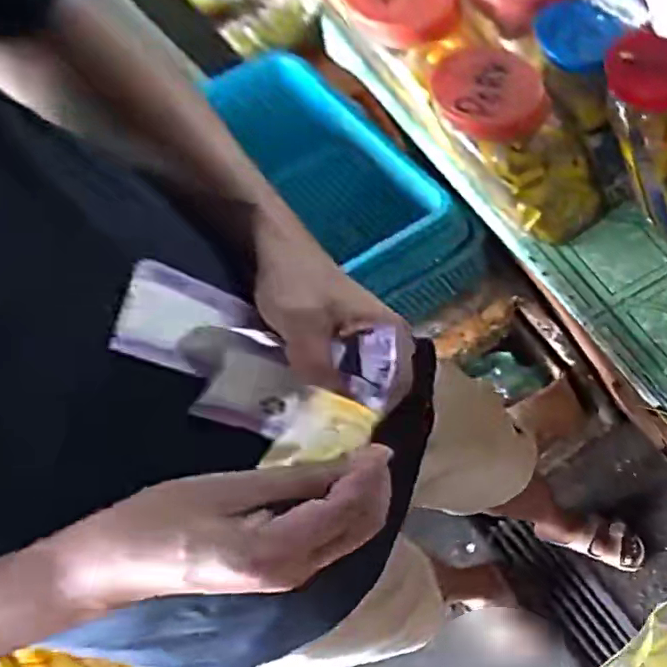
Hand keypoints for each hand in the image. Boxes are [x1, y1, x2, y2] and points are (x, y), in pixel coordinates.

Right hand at [45, 446, 393, 611]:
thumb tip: (350, 463)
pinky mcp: (292, 572)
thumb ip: (294, 480)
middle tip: (376, 455)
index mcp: (278, 551)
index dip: (368, 478)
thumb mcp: (224, 490)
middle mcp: (300, 570)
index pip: (346, 511)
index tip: (378, 449)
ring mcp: (298, 575)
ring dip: (368, 500)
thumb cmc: (152, 521)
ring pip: (356, 535)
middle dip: (376, 489)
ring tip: (366, 467)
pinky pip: (338, 540)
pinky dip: (350, 513)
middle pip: (362, 526)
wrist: (108, 569)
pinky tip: (345, 489)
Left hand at [252, 214, 414, 407]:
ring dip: (345, 394)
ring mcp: (372, 339)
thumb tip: (328, 408)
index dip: (375, 408)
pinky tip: (314, 388)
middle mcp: (392, 341)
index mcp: (395, 336)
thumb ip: (318, 366)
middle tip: (333, 423)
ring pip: (365, 379)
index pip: (397, 385)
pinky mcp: (350, 338)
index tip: (349, 426)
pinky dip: (334, 380)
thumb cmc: (295, 279)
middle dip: (360, 404)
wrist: (269, 240)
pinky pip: (350, 368)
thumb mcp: (302, 326)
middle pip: (383, 385)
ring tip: (322, 409)